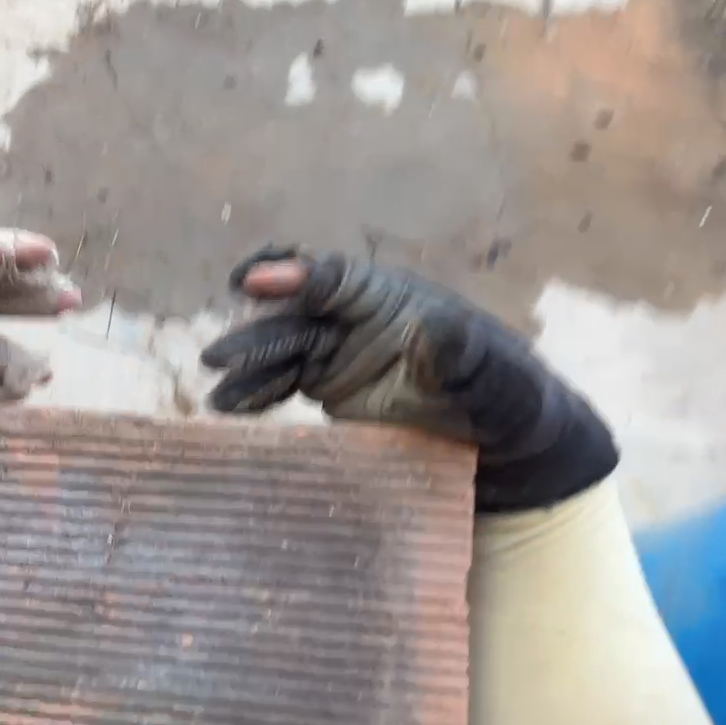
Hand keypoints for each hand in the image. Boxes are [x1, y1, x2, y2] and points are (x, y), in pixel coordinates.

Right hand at [198, 246, 617, 512]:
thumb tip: (432, 327)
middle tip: (216, 357)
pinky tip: (229, 407)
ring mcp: (334, 352)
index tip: (250, 281)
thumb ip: (464, 355)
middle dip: (255, 334)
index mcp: (396, 303)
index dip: (292, 276)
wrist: (503, 448)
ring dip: (245, 369)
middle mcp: (356, 320)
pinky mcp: (321, 382)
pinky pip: (277, 381)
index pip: (335, 280)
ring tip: (218, 397)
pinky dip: (251, 393)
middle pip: (293, 316)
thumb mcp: (496, 381)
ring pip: (277, 350)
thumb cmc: (509, 406)